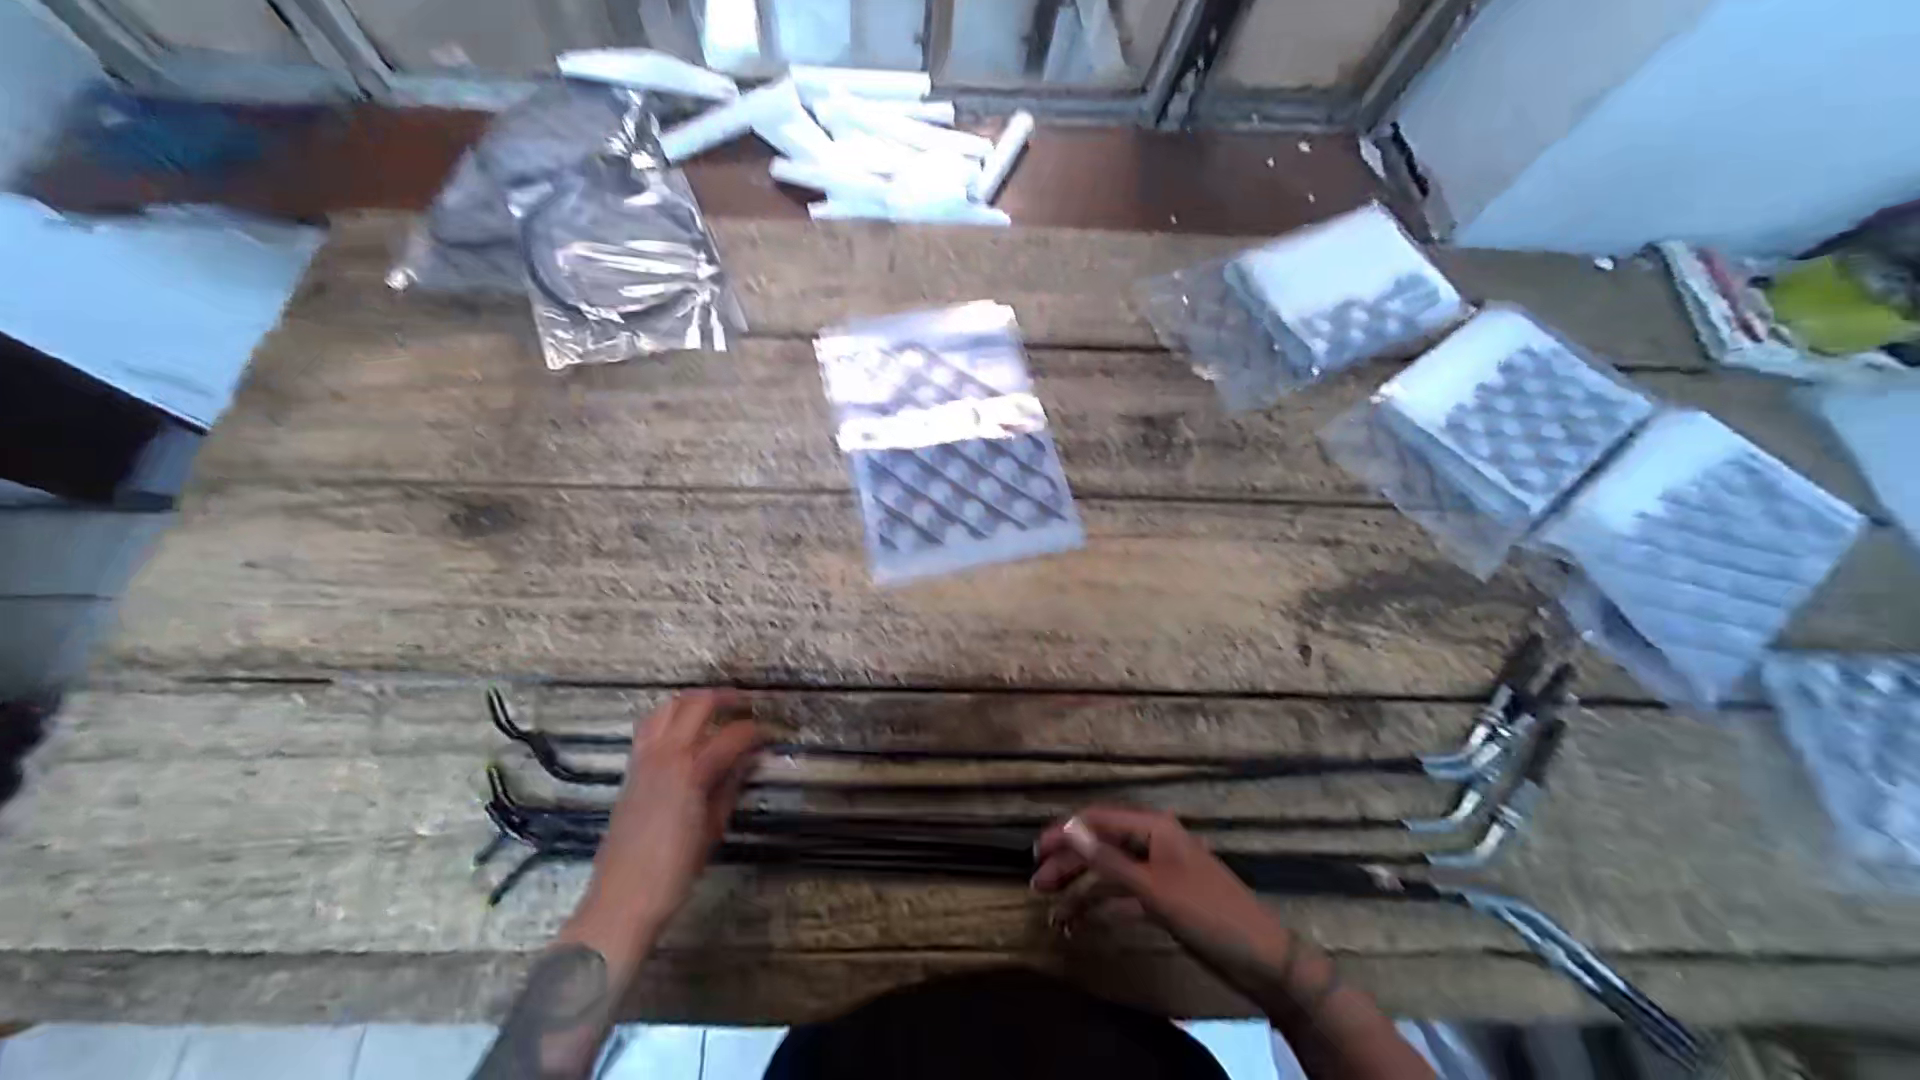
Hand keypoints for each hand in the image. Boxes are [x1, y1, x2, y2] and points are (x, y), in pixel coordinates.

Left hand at [582, 690, 767, 934]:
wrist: (622, 898)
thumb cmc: (676, 869)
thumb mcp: (714, 827)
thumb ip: (731, 785)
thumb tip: (749, 759)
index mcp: (692, 770)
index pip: (733, 735)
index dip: (757, 731)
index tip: (771, 734)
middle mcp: (666, 754)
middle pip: (697, 704)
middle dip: (726, 698)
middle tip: (746, 706)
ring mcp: (644, 759)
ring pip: (667, 707)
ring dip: (693, 701)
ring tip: (714, 709)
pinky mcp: (631, 769)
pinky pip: (649, 727)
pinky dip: (670, 717)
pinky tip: (684, 732)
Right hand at [1034, 808, 1436, 1079]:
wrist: (1263, 960)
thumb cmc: (1208, 914)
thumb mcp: (1153, 888)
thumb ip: (1107, 859)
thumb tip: (1068, 826)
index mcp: (1154, 829)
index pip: (1098, 820)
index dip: (1065, 833)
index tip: (1035, 852)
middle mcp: (1154, 843)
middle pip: (1101, 846)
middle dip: (1069, 863)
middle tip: (1037, 885)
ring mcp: (1159, 872)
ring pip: (1109, 873)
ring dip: (1081, 889)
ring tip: (1051, 910)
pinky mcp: (1164, 899)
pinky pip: (1124, 896)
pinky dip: (1102, 907)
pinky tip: (1080, 922)